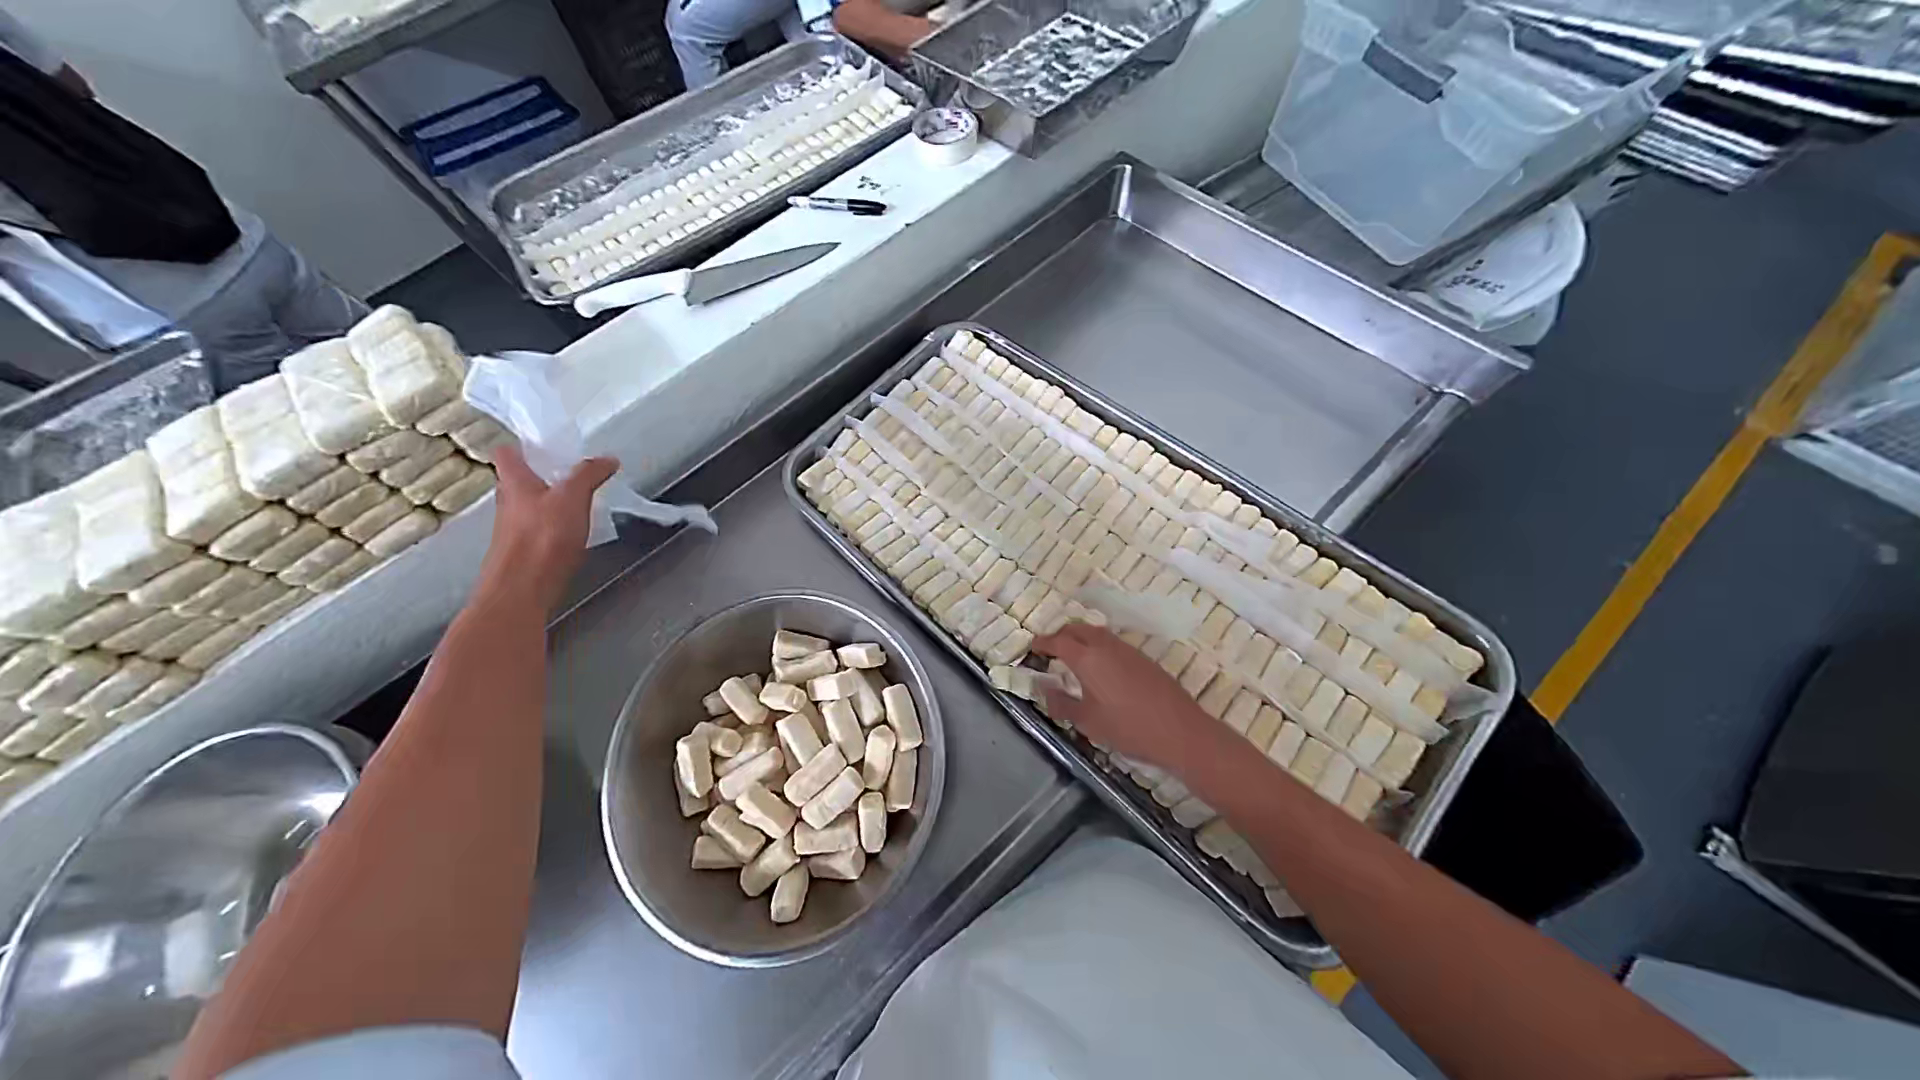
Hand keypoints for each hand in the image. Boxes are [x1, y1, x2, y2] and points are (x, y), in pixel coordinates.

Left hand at [477, 444, 617, 611]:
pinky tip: (575, 532)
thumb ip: (589, 474)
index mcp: (514, 481)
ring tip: (580, 501)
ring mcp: (512, 528)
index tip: (548, 446)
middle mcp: (507, 502)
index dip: (524, 446)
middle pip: (520, 480)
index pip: (507, 453)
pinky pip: (538, 528)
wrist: (522, 589)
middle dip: (543, 474)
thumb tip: (608, 458)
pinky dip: (554, 525)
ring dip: (550, 501)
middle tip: (572, 472)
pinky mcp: (522, 551)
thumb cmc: (543, 536)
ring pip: (530, 505)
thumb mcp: (572, 497)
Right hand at [1031, 624, 1232, 773]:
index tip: (1032, 648)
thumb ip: (1060, 703)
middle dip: (1060, 636)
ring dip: (1080, 639)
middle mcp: (1106, 646)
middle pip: (1077, 630)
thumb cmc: (1128, 728)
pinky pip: (1111, 643)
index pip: (1057, 641)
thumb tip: (1043, 688)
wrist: (1181, 732)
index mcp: (1087, 658)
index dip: (1042, 643)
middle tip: (1050, 652)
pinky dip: (1097, 647)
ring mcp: (1127, 650)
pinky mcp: (1143, 659)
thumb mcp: (1087, 722)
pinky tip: (1099, 669)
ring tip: (1072, 659)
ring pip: (1096, 633)